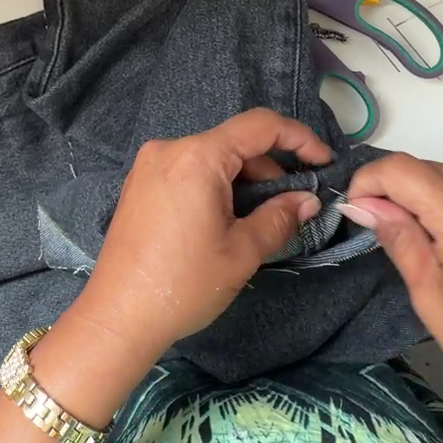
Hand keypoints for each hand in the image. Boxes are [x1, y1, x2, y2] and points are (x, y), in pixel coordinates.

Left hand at [67, 109, 331, 362]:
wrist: (118, 316)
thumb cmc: (184, 283)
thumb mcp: (242, 252)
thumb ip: (280, 217)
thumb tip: (308, 199)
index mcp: (198, 156)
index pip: (260, 126)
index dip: (299, 138)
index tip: (325, 162)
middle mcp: (170, 148)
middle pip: (234, 143)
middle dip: (270, 170)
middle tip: (292, 208)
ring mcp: (150, 164)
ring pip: (212, 158)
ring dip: (243, 181)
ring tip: (259, 222)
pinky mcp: (140, 183)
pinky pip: (189, 170)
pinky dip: (215, 186)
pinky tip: (225, 220)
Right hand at [345, 153, 442, 432]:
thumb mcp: (428, 294)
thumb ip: (397, 237)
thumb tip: (362, 205)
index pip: (403, 169)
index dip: (369, 180)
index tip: (355, 208)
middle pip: (428, 167)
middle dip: (394, 187)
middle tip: (377, 224)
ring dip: (424, 193)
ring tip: (414, 235)